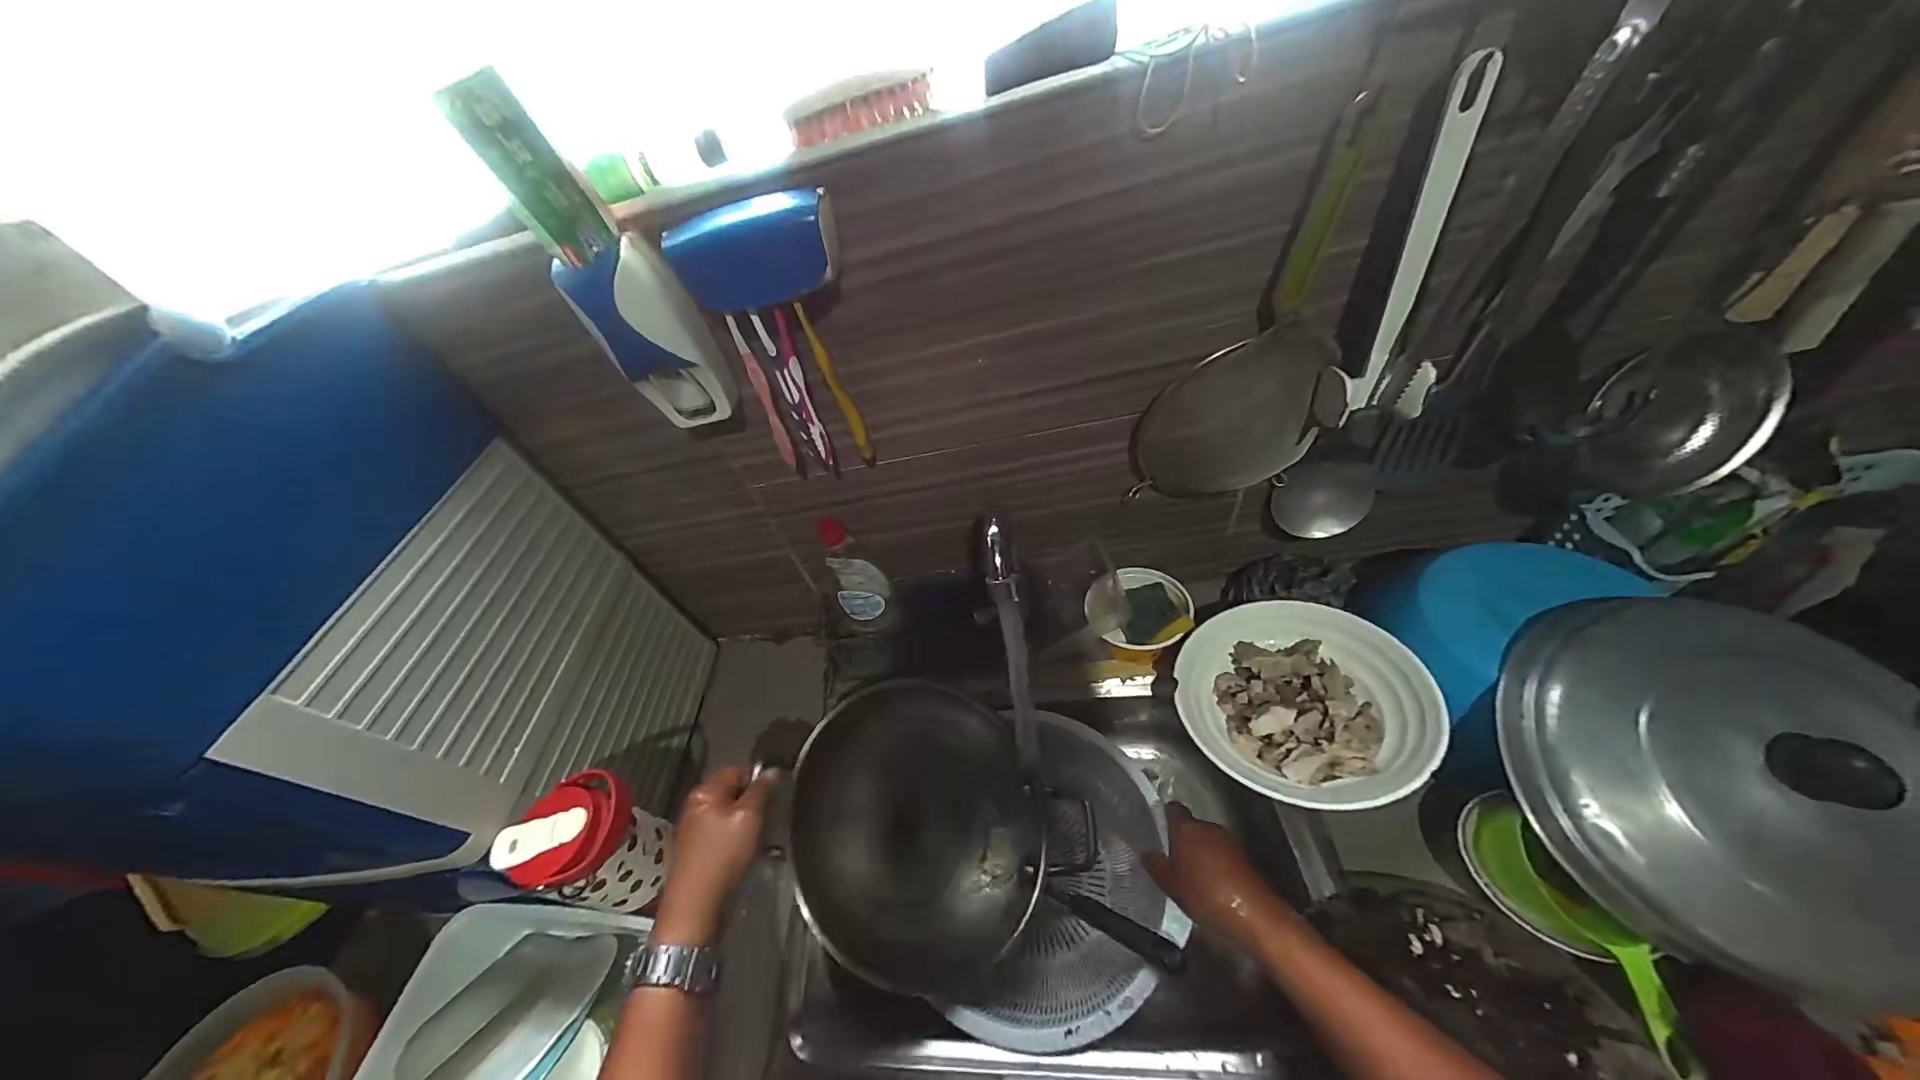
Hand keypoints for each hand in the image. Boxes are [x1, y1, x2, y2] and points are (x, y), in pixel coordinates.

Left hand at [652, 765, 778, 944]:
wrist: (695, 908)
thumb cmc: (723, 856)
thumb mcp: (749, 818)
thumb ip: (762, 790)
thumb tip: (772, 770)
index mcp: (704, 792)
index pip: (738, 770)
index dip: (759, 780)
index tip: (774, 798)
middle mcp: (695, 806)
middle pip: (734, 793)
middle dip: (754, 805)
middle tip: (768, 821)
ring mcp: (693, 830)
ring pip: (730, 816)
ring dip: (747, 825)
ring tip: (760, 842)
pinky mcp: (696, 853)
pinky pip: (723, 836)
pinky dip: (736, 842)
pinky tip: (745, 856)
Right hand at [1144, 802, 1300, 954]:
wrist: (1253, 915)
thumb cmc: (1205, 895)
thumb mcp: (1170, 884)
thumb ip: (1155, 865)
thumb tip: (1148, 852)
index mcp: (1187, 828)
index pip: (1172, 809)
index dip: (1164, 816)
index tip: (1156, 829)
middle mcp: (1208, 827)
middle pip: (1190, 826)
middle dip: (1181, 839)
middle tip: (1170, 859)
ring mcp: (1228, 840)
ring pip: (1206, 840)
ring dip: (1198, 852)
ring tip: (1189, 874)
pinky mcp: (1242, 857)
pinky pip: (1220, 853)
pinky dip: (1213, 863)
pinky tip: (1209, 883)